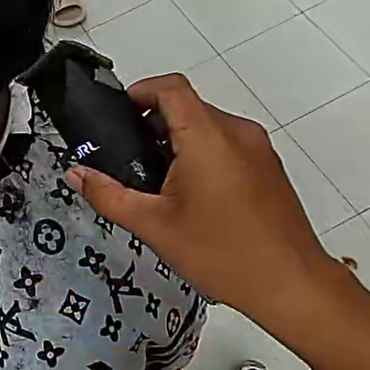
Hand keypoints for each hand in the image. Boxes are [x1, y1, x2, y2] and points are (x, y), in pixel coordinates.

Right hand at [65, 74, 343, 321]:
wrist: (289, 282)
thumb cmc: (230, 256)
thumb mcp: (155, 226)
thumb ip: (110, 195)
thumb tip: (80, 175)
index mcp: (208, 137)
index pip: (169, 87)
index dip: (140, 92)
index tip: (122, 112)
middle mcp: (238, 133)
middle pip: (188, 107)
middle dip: (156, 125)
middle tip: (134, 160)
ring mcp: (258, 149)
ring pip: (209, 127)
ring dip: (181, 143)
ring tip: (163, 186)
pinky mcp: (268, 167)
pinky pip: (230, 145)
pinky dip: (206, 156)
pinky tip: (195, 197)